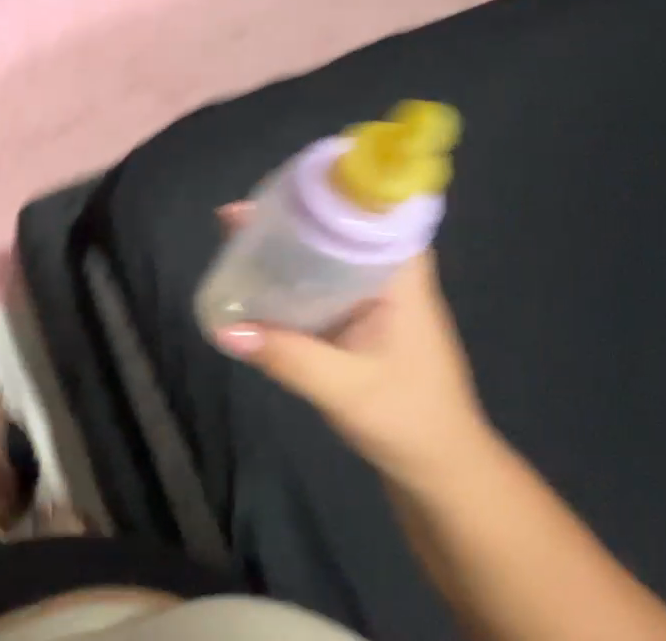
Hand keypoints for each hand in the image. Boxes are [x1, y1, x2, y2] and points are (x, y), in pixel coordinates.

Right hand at [211, 203, 497, 485]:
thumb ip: (286, 356)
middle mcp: (389, 286)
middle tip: (237, 218)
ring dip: (285, 250)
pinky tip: (254, 284)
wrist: (443, 474)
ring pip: (325, 261)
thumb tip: (222, 329)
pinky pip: (318, 289)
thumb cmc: (408, 422)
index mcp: (401, 285)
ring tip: (236, 241)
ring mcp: (374, 307)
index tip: (282, 191)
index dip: (332, 197)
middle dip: (290, 222)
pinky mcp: (359, 328)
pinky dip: (287, 281)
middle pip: (340, 234)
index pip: (377, 220)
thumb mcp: (344, 390)